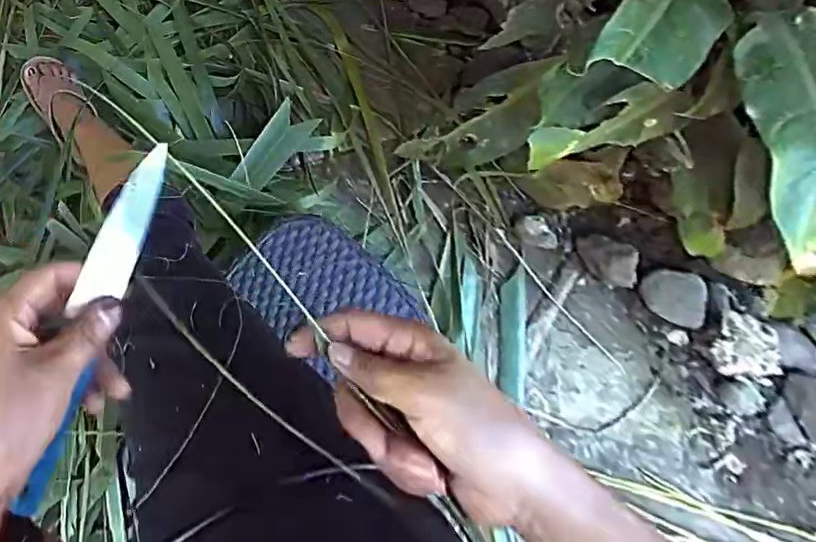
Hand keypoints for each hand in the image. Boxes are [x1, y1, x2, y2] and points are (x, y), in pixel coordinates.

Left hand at [0, 263, 130, 508]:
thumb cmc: (14, 419)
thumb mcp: (60, 372)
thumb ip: (88, 334)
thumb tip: (113, 305)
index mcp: (8, 313)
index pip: (51, 276)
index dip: (85, 278)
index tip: (117, 287)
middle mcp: (8, 326)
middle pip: (61, 311)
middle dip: (94, 332)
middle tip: (118, 346)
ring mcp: (13, 354)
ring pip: (62, 341)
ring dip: (91, 363)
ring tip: (114, 389)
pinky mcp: (18, 379)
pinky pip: (54, 364)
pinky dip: (76, 379)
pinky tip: (95, 403)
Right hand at [286, 311, 571, 529]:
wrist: (521, 490)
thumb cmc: (478, 427)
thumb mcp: (424, 394)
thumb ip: (373, 372)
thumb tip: (333, 349)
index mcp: (408, 344)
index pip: (353, 326)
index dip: (320, 332)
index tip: (293, 349)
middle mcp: (401, 370)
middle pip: (350, 384)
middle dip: (368, 422)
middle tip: (389, 439)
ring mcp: (404, 407)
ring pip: (364, 423)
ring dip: (390, 451)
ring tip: (426, 465)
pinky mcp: (408, 441)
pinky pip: (381, 451)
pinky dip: (404, 468)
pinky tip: (434, 475)